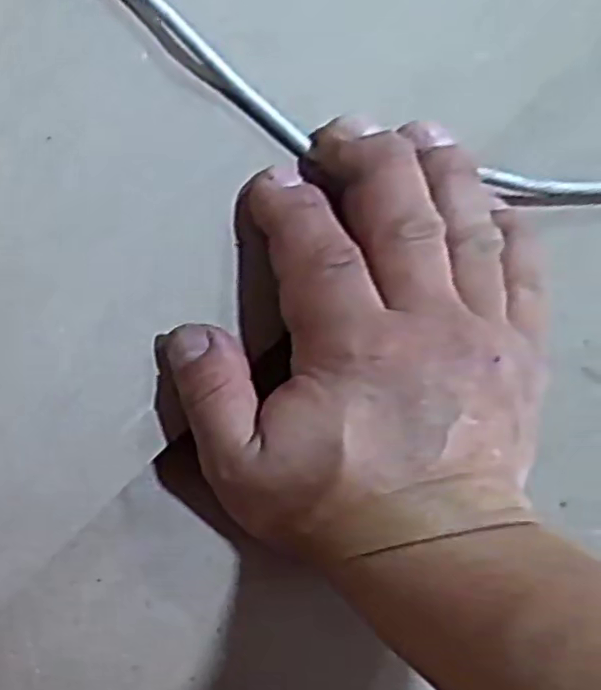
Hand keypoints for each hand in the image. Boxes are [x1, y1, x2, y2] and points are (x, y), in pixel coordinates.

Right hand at [163, 117, 547, 565]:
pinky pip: (522, 265)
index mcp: (352, 348)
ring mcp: (484, 329)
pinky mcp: (519, 345)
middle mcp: (427, 322)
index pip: (321, 259)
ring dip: (442, 175)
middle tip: (346, 130)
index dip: (292, 212)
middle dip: (372, 167)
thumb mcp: (235, 461)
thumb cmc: (316, 502)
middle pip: (403, 224)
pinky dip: (503, 221)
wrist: (428, 540)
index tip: (268, 181)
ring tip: (419, 135)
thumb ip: (210, 395)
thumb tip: (188, 334)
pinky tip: (486, 197)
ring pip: (469, 230)